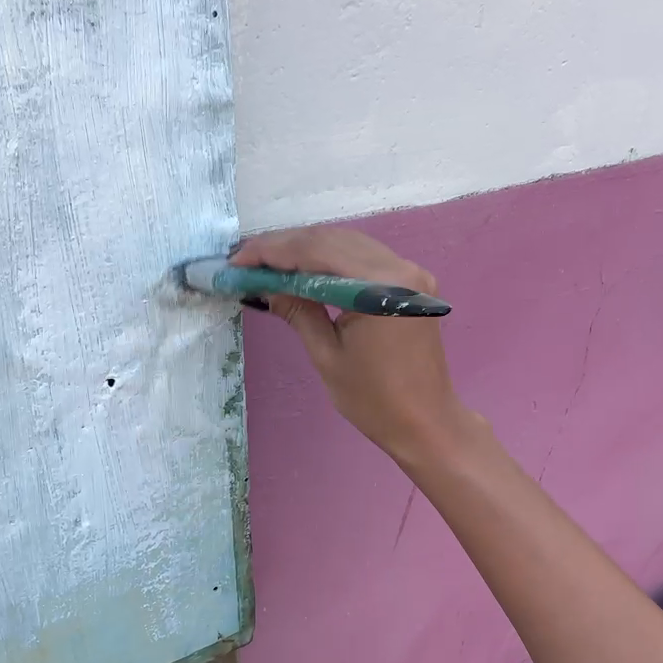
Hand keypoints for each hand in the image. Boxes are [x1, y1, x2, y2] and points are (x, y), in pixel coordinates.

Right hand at [233, 228, 473, 462]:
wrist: (425, 422)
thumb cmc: (374, 399)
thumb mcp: (327, 355)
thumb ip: (298, 312)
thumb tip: (266, 287)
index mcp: (379, 286)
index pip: (316, 252)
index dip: (271, 252)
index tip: (237, 261)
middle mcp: (399, 267)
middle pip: (332, 240)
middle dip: (285, 246)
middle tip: (245, 260)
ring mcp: (409, 272)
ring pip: (347, 244)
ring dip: (305, 250)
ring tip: (266, 263)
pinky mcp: (410, 283)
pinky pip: (362, 258)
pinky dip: (329, 260)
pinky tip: (302, 270)